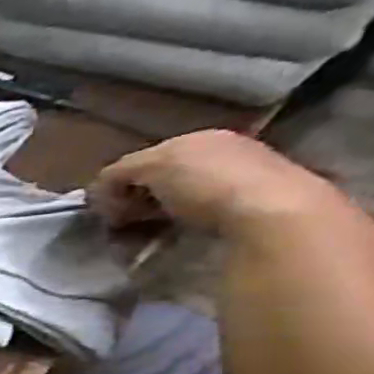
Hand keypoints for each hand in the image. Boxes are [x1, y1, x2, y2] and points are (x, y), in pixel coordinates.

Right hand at [88, 130, 348, 236]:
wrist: (275, 213)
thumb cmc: (207, 183)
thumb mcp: (150, 166)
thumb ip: (116, 173)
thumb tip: (98, 193)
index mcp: (199, 136)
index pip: (141, 159)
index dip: (117, 183)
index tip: (107, 210)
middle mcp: (223, 150)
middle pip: (160, 177)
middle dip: (137, 199)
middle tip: (123, 223)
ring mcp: (243, 178)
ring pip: (178, 197)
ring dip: (156, 216)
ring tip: (146, 235)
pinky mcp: (255, 207)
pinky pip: (201, 215)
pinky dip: (182, 226)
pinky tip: (178, 237)